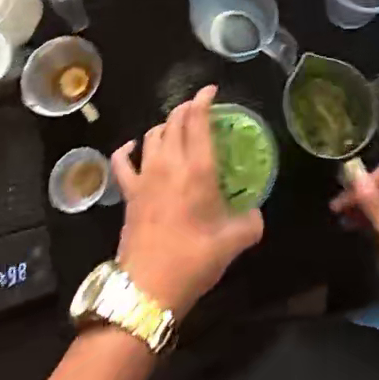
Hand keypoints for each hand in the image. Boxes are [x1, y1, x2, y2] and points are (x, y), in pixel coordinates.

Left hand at [112, 86, 262, 314]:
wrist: (148, 288)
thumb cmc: (194, 259)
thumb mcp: (234, 242)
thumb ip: (251, 222)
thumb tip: (256, 213)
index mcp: (198, 169)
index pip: (198, 122)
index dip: (204, 100)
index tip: (211, 91)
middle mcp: (169, 165)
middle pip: (173, 122)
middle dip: (186, 108)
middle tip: (199, 107)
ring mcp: (145, 177)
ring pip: (151, 136)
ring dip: (164, 125)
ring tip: (176, 126)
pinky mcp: (128, 194)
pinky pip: (122, 162)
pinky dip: (127, 149)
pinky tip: (133, 146)